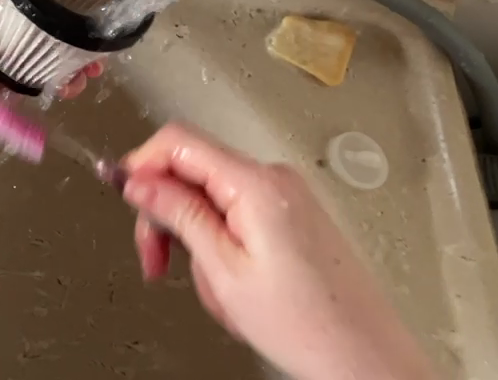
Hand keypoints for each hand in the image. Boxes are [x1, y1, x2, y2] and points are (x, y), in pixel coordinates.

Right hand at [119, 123, 437, 379]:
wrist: (375, 370)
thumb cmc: (309, 328)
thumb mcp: (223, 270)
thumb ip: (176, 213)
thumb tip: (134, 178)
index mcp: (255, 182)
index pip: (178, 140)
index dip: (141, 162)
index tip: (122, 194)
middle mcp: (273, 177)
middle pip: (190, 169)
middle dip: (165, 213)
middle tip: (154, 261)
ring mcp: (286, 195)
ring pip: (209, 195)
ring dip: (194, 238)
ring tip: (213, 289)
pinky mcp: (293, 215)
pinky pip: (235, 211)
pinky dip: (220, 241)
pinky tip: (233, 284)